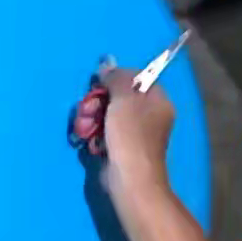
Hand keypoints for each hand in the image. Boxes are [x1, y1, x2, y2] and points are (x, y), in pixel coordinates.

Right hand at [99, 67, 175, 204]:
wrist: (129, 179)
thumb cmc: (130, 133)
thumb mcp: (123, 97)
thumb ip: (116, 76)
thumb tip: (107, 62)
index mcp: (157, 100)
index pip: (135, 78)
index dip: (115, 80)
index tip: (100, 84)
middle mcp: (148, 115)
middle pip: (116, 95)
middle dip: (96, 101)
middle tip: (87, 109)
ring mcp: (133, 132)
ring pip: (105, 113)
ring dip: (90, 117)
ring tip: (84, 128)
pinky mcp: (120, 146)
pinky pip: (103, 130)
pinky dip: (93, 133)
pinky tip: (88, 138)